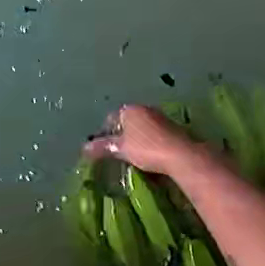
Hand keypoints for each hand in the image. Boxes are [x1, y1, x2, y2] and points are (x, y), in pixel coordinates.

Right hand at [84, 104, 212, 181]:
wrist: (180, 154)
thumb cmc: (146, 148)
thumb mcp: (121, 149)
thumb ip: (103, 147)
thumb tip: (84, 148)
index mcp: (131, 109)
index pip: (112, 117)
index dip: (105, 132)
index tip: (103, 148)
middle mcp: (145, 109)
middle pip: (127, 121)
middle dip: (121, 135)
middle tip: (116, 153)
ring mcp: (160, 117)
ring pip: (142, 127)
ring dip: (136, 139)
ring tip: (131, 157)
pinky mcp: (172, 128)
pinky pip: (154, 134)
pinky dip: (148, 142)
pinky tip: (148, 155)